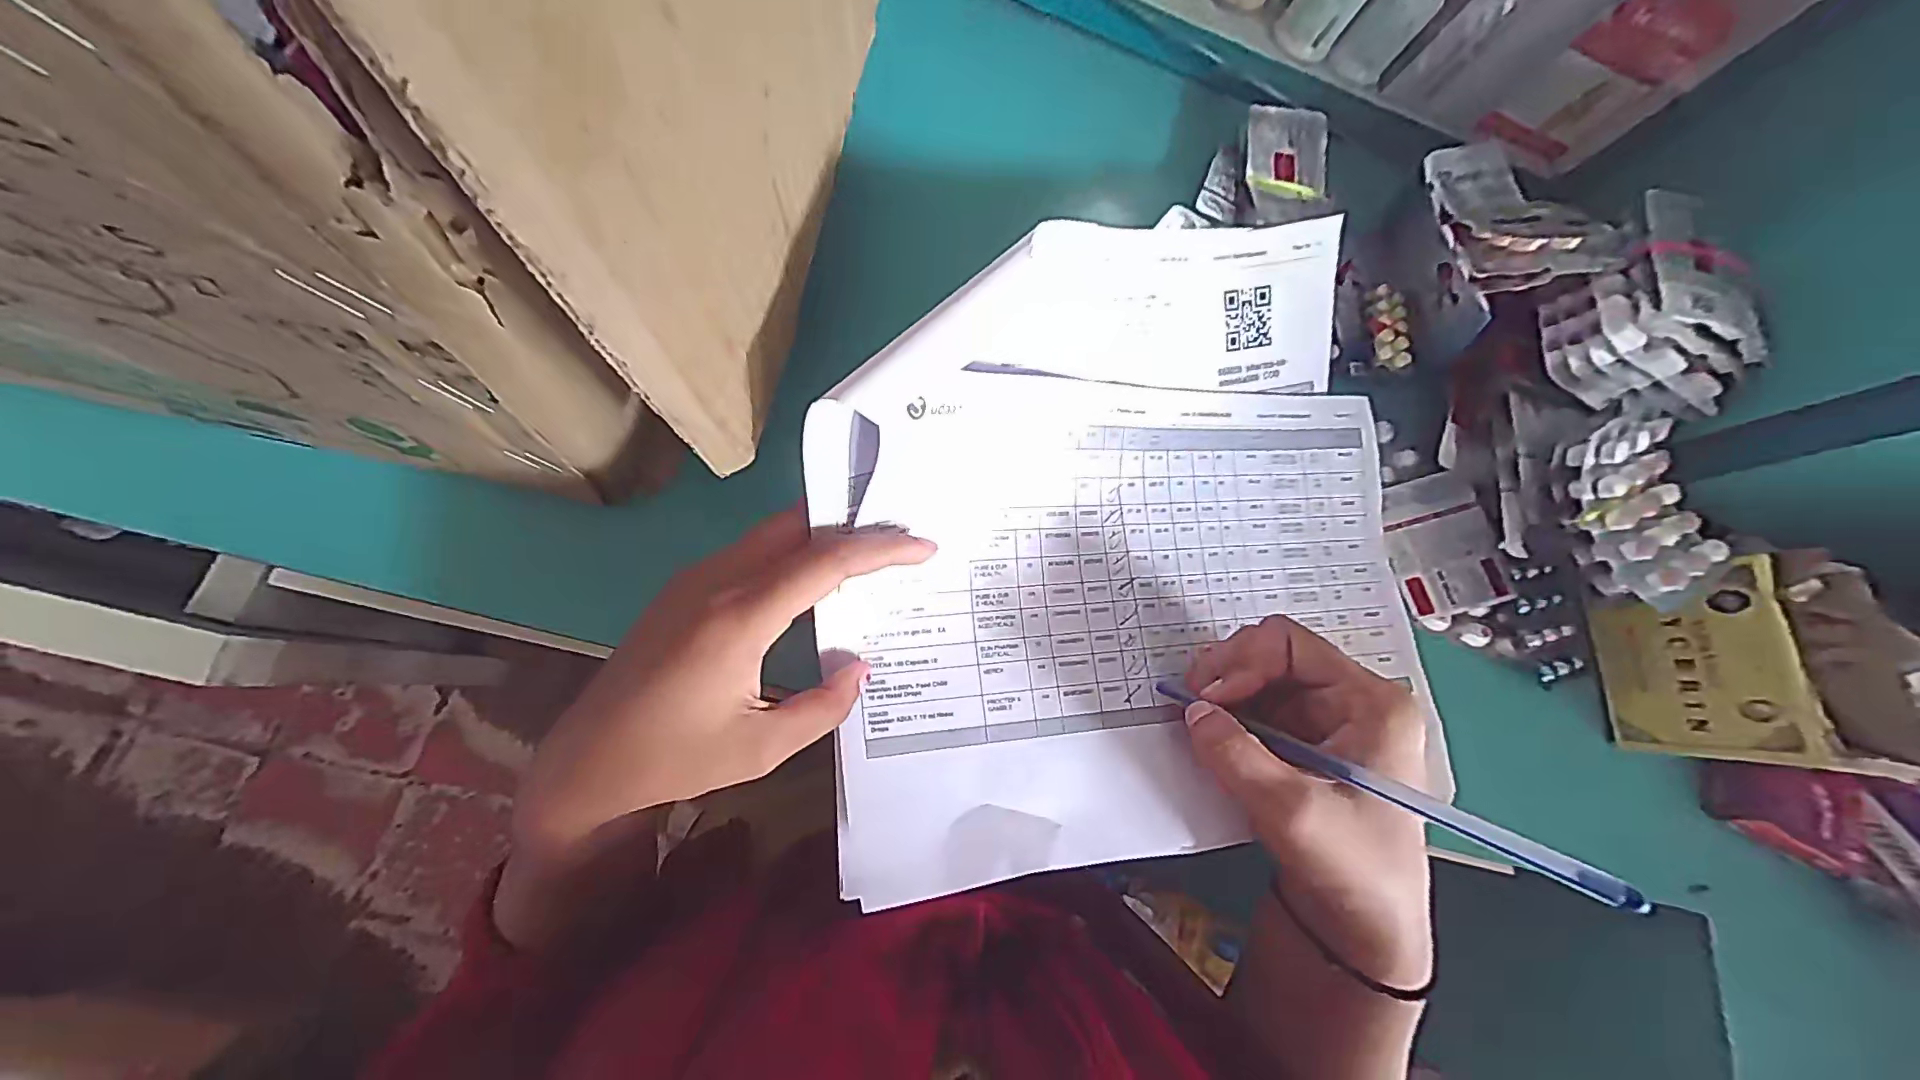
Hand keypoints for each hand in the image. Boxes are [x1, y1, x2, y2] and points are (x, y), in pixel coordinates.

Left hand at [511, 508, 935, 858]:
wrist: (584, 762)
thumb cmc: (673, 760)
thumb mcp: (761, 749)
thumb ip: (823, 706)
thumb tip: (861, 666)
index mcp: (739, 618)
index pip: (823, 562)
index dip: (878, 549)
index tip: (922, 546)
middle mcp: (716, 583)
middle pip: (796, 528)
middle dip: (852, 523)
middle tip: (900, 534)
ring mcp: (694, 580)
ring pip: (771, 534)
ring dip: (822, 534)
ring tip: (867, 552)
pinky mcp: (683, 590)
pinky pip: (750, 553)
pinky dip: (792, 552)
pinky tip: (811, 577)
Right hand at [1184, 616, 1433, 987]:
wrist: (1364, 932)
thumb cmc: (1353, 870)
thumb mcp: (1291, 810)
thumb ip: (1236, 755)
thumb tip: (1193, 712)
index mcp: (1371, 703)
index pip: (1290, 644)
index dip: (1242, 660)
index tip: (1210, 697)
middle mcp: (1352, 703)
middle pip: (1272, 656)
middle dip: (1227, 674)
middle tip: (1192, 701)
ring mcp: (1328, 724)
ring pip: (1260, 681)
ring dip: (1224, 696)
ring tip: (1198, 721)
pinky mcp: (1304, 746)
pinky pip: (1256, 711)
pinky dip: (1228, 717)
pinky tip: (1212, 738)